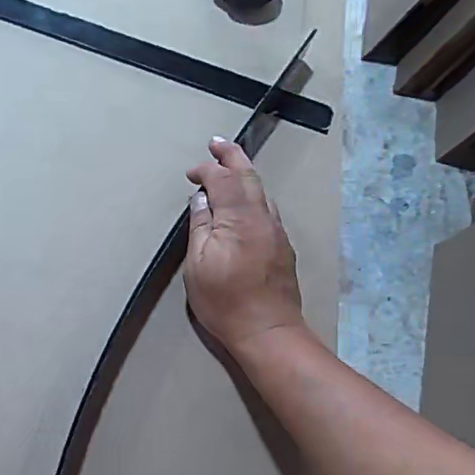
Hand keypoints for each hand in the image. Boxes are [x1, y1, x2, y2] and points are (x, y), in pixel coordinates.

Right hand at [185, 138, 307, 353]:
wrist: (268, 330)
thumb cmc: (225, 302)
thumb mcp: (198, 266)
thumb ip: (200, 227)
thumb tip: (202, 199)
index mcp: (239, 219)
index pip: (222, 180)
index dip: (207, 170)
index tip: (192, 172)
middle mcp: (262, 218)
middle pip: (249, 176)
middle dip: (232, 156)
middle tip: (218, 144)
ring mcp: (276, 231)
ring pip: (262, 191)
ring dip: (245, 173)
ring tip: (231, 165)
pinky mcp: (282, 245)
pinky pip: (268, 207)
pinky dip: (254, 193)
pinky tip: (246, 199)